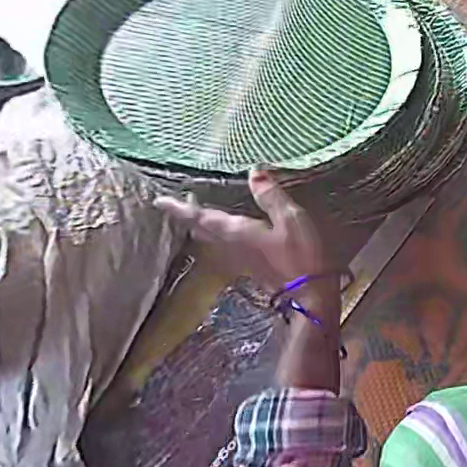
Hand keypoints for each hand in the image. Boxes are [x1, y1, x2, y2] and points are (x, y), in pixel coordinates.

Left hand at [155, 170, 334, 293]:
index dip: (179, 208)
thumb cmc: (300, 256)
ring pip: (211, 239)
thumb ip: (270, 195)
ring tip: (197, 214)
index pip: (200, 216)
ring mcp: (240, 258)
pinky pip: (224, 247)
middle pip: (201, 229)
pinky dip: (217, 236)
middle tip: (177, 203)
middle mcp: (231, 245)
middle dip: (188, 215)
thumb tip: (254, 171)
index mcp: (236, 231)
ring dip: (201, 226)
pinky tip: (225, 233)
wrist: (308, 295)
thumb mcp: (290, 219)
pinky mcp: (250, 266)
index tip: (158, 201)